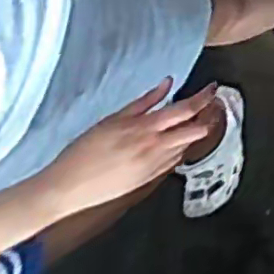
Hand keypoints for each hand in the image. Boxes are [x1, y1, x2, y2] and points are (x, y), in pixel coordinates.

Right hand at [34, 80, 216, 216]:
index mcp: (146, 129)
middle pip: (200, 127)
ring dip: (195, 131)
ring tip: (191, 121)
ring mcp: (156, 164)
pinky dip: (181, 146)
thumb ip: (145, 101)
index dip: (206, 96)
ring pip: (191, 143)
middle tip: (207, 106)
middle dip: (209, 114)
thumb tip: (168, 82)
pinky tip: (172, 141)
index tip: (212, 88)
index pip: (189, 108)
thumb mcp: (112, 121)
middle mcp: (157, 146)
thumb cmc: (82, 152)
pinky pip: (176, 158)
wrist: (60, 191)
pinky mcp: (151, 178)